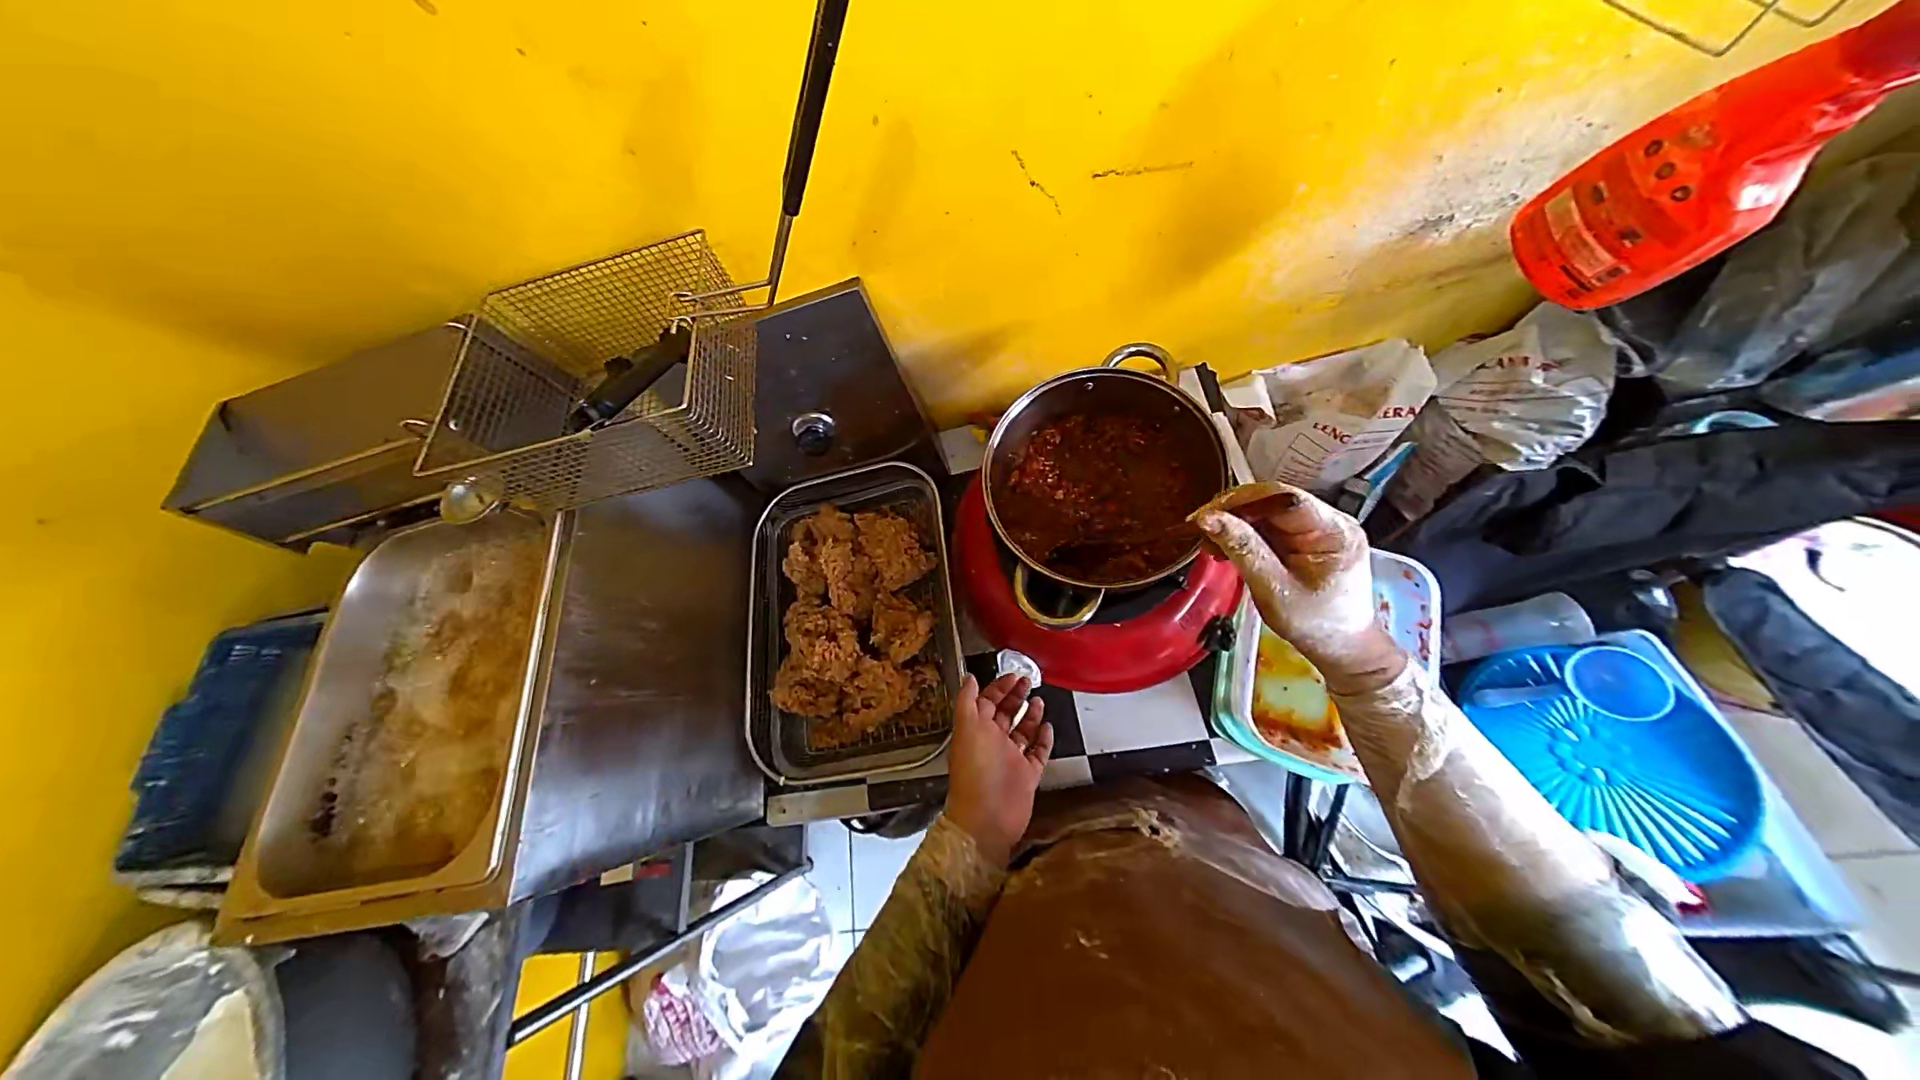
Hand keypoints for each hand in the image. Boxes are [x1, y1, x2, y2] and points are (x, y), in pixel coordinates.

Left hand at [944, 674, 1051, 866]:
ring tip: (1039, 700)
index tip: (1012, 675)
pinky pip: (1038, 753)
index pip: (986, 702)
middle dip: (1015, 696)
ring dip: (1030, 715)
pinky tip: (1048, 727)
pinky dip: (1043, 739)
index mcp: (976, 731)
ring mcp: (1010, 759)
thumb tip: (969, 678)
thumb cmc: (975, 774)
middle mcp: (992, 743)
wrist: (988, 818)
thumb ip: (968, 701)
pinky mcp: (1027, 775)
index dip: (998, 687)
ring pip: (1022, 731)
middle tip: (1028, 681)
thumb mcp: (967, 727)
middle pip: (1004, 714)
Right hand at [1191, 482, 1406, 694]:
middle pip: (1272, 500)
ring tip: (1210, 544)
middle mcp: (1329, 520)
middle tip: (1200, 531)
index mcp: (1333, 531)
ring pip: (1265, 511)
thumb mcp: (1273, 590)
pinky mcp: (1305, 538)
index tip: (1206, 516)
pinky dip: (1243, 533)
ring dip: (1234, 523)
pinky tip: (1226, 548)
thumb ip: (1243, 550)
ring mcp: (1317, 528)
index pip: (1282, 498)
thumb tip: (1208, 519)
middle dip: (1232, 512)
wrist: (1341, 647)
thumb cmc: (1313, 624)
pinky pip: (1268, 525)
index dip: (1240, 501)